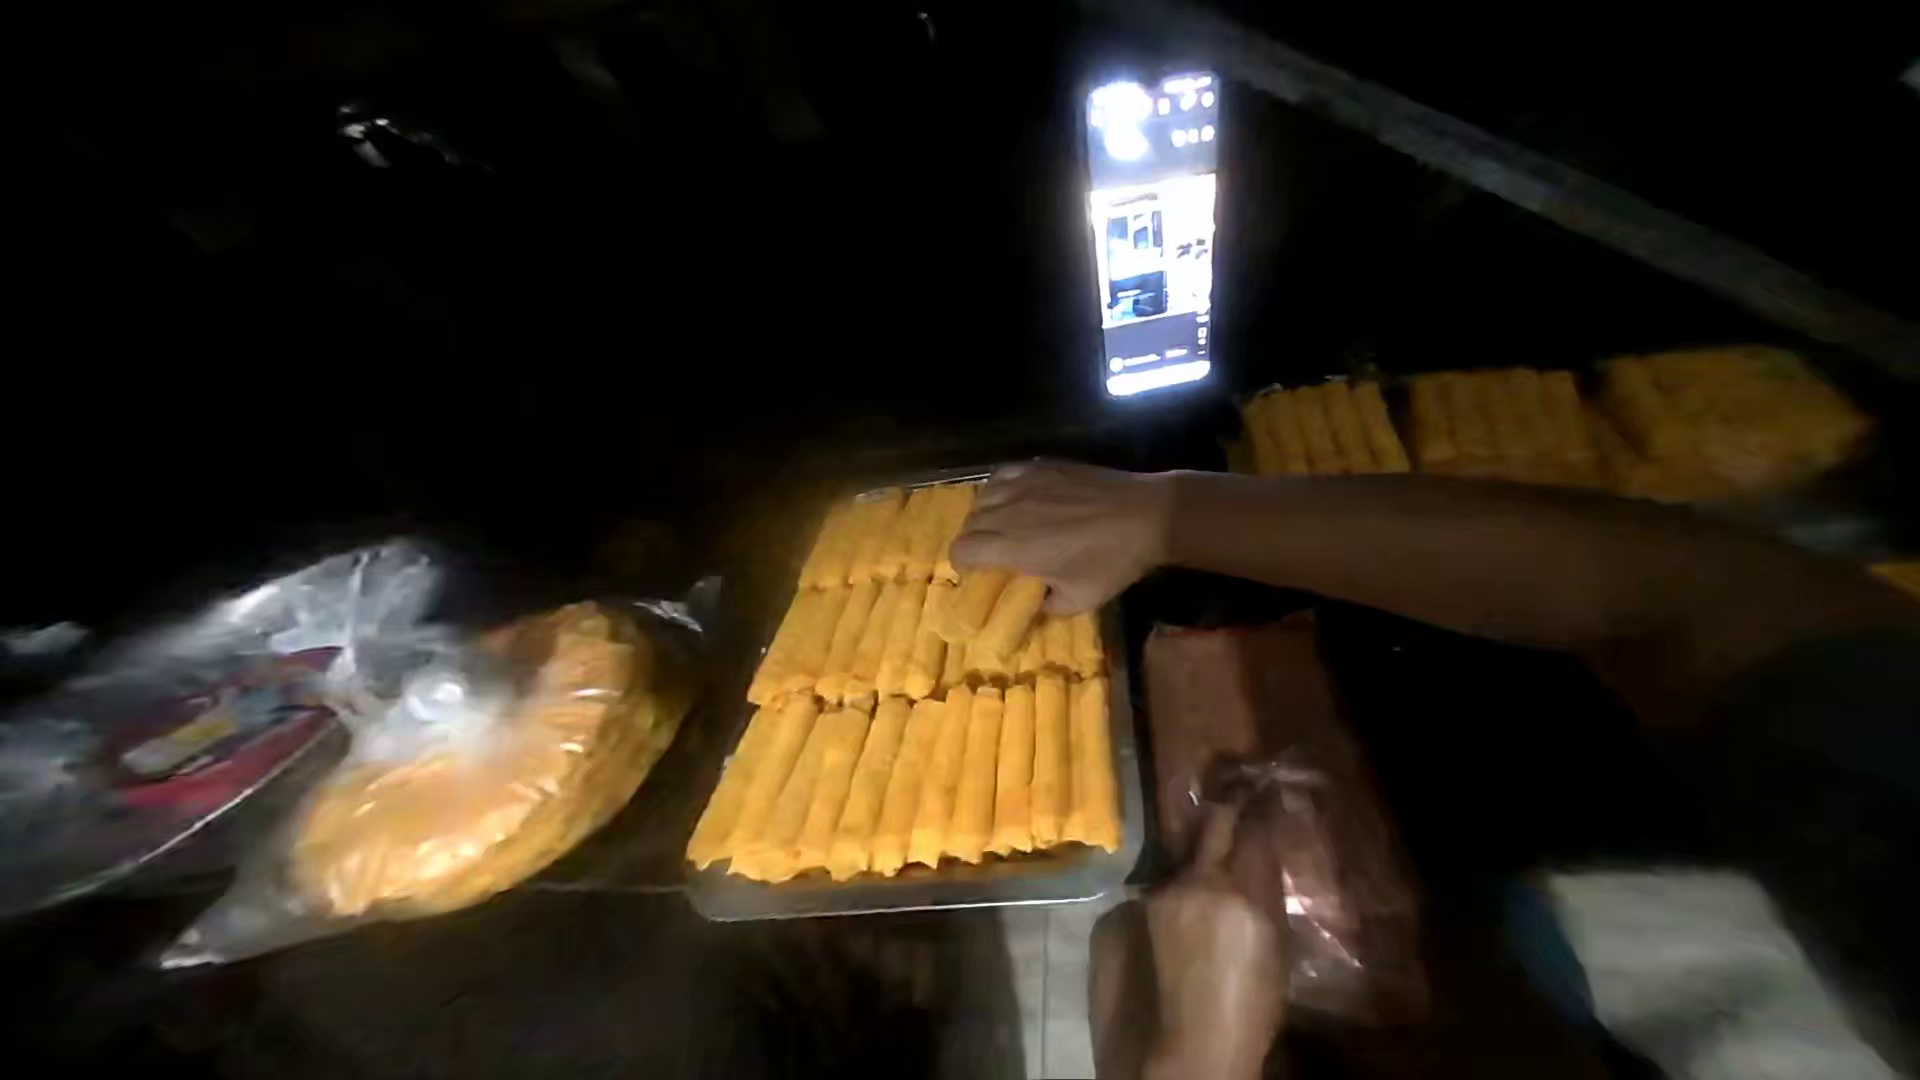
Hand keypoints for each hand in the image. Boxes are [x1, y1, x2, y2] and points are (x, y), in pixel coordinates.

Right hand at [951, 462, 1174, 614]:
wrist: (1147, 516)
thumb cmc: (1112, 561)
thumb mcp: (1080, 600)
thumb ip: (1048, 606)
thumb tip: (1035, 603)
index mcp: (1013, 546)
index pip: (962, 549)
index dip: (961, 562)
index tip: (974, 571)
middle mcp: (1010, 511)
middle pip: (970, 523)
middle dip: (973, 541)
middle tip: (991, 553)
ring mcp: (1024, 484)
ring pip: (982, 498)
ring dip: (984, 515)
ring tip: (1001, 525)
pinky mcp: (1041, 467)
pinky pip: (1002, 474)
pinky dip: (998, 488)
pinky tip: (1012, 497)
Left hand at [1144, 802, 1286, 1079]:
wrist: (1199, 1033)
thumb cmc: (1254, 999)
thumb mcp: (1276, 944)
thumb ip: (1267, 891)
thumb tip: (1264, 851)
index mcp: (1244, 895)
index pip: (1254, 834)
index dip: (1261, 809)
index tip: (1267, 792)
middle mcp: (1203, 880)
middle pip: (1216, 823)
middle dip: (1231, 802)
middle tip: (1242, 787)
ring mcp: (1172, 887)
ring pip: (1193, 848)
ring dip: (1208, 840)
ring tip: (1220, 831)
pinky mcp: (1151, 897)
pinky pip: (1176, 873)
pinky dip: (1190, 871)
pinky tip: (1197, 881)